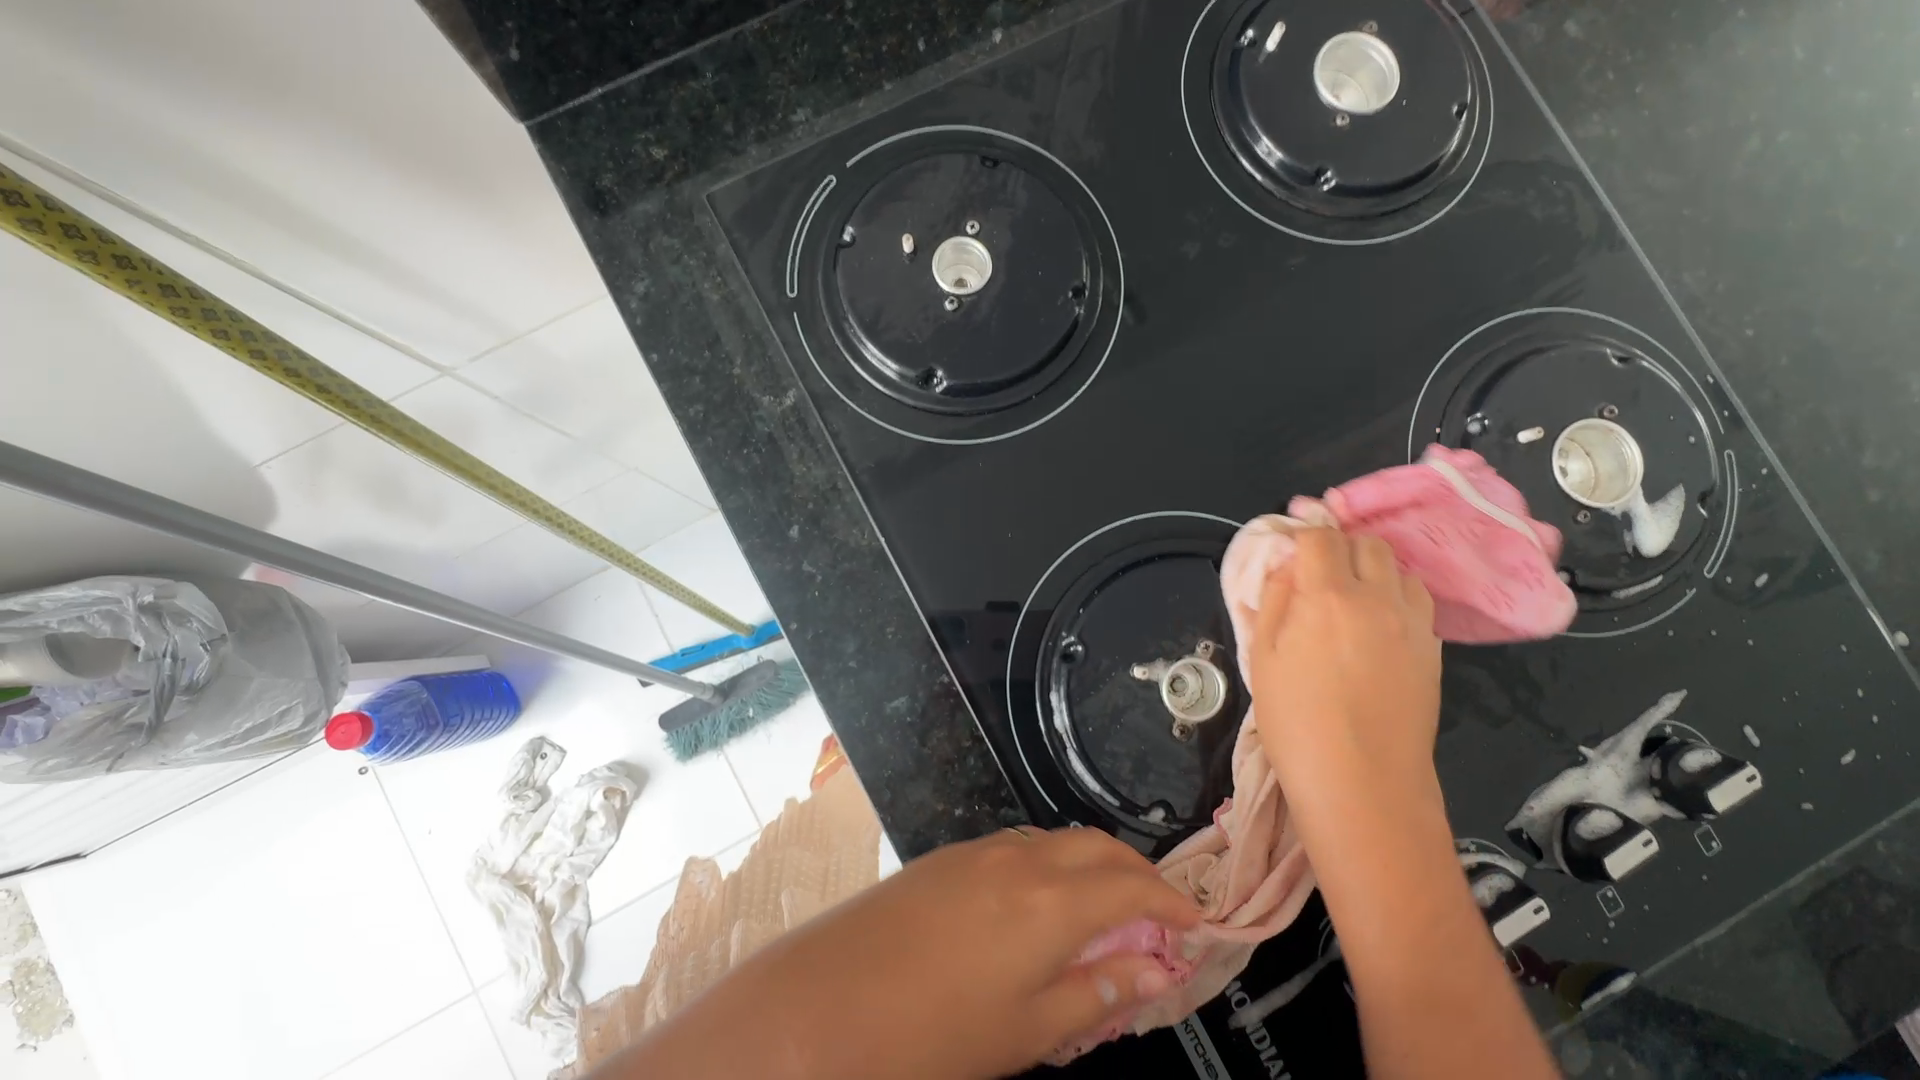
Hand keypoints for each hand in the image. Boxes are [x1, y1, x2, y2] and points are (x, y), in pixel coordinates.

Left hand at [613, 827, 1201, 1079]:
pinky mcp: (946, 857)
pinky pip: (1019, 847)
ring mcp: (979, 851)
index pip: (1134, 886)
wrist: (821, 1002)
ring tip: (1106, 912)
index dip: (1173, 903)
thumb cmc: (936, 1032)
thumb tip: (1157, 970)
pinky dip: (1051, 864)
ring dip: (1093, 865)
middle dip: (1138, 873)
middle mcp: (1022, 858)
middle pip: (1099, 847)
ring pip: (1058, 842)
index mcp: (1053, 901)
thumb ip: (1099, 993)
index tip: (1197, 925)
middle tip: (1158, 916)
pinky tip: (1042, 905)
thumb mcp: (1029, 1030)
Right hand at [1246, 528, 1443, 820]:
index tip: (1289, 547)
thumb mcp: (1263, 659)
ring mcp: (1412, 622)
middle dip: (1339, 546)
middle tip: (1317, 571)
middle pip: (1366, 544)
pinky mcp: (1433, 649)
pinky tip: (1377, 623)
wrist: (1363, 782)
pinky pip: (1417, 601)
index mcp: (1327, 597)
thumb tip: (1286, 567)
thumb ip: (1273, 602)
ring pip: (1398, 568)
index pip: (1320, 537)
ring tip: (1351, 595)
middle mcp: (1376, 598)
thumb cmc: (1297, 723)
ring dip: (1372, 569)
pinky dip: (1396, 597)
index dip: (1302, 534)